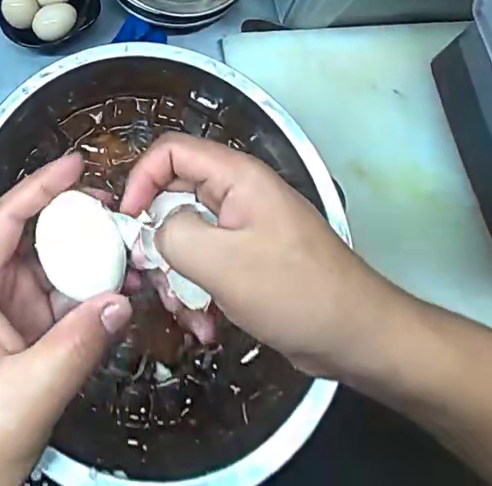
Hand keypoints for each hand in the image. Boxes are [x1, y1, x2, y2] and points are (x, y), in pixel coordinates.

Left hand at [0, 154, 132, 485]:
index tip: (74, 165)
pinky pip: (64, 305)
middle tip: (117, 212)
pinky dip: (91, 299)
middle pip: (35, 238)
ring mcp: (11, 314)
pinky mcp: (28, 339)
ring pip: (54, 271)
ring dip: (89, 262)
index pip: (6, 217)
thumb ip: (74, 347)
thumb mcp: (23, 394)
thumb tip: (120, 303)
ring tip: (129, 253)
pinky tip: (119, 297)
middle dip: (75, 221)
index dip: (40, 185)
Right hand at [118, 134, 416, 381]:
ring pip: (185, 234)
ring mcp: (243, 225)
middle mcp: (237, 192)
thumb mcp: (223, 263)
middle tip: (150, 275)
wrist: (363, 340)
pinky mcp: (248, 256)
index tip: (128, 220)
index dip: (141, 179)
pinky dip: (197, 290)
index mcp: (236, 176)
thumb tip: (154, 231)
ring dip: (176, 274)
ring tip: (185, 312)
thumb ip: (173, 235)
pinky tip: (205, 324)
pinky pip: (206, 261)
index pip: (170, 151)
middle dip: (156, 238)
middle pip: (173, 195)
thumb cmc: (297, 292)